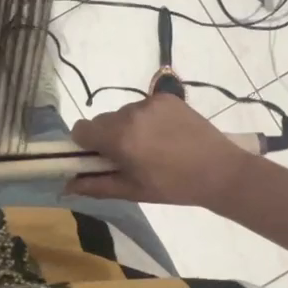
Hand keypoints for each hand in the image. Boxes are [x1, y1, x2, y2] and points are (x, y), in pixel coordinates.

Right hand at [67, 96, 259, 205]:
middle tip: (130, 156)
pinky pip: (143, 106)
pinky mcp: (166, 97)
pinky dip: (147, 118)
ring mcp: (149, 102)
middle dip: (108, 137)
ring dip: (128, 127)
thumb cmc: (173, 186)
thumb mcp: (132, 190)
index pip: (80, 129)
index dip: (85, 144)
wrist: (220, 171)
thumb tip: (66, 185)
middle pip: (101, 121)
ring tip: (153, 146)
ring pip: (122, 114)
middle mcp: (129, 114)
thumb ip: (96, 185)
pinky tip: (165, 134)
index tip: (100, 158)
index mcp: (118, 138)